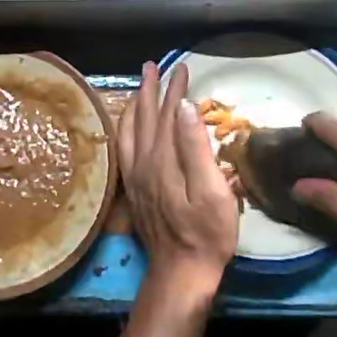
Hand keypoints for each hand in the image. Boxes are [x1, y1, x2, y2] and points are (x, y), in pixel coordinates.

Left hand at [118, 62, 237, 299]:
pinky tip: (128, 126)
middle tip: (153, 66)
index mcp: (163, 160)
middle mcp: (143, 163)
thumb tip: (185, 107)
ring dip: (135, 105)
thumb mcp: (212, 191)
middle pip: (146, 117)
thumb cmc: (207, 232)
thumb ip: (196, 148)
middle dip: (151, 89)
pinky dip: (125, 128)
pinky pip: (123, 147)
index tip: (182, 68)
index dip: (175, 90)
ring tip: (139, 87)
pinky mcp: (133, 188)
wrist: (180, 270)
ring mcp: (135, 176)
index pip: (169, 115)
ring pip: (130, 130)